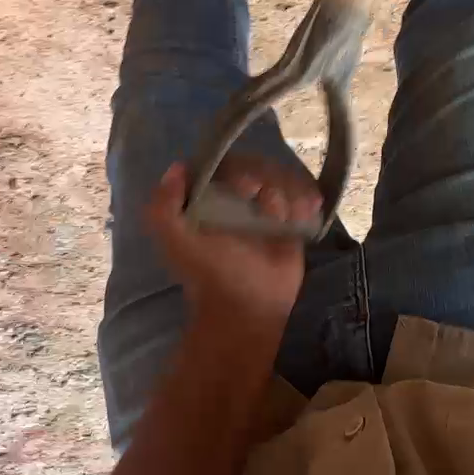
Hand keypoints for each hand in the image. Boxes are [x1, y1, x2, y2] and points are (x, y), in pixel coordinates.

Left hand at [146, 158, 311, 336]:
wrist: (247, 309)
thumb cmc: (211, 275)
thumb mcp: (176, 243)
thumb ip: (164, 207)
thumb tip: (177, 166)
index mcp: (211, 200)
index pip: (227, 165)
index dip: (238, 167)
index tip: (244, 186)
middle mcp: (239, 200)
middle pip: (261, 167)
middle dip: (267, 178)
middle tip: (266, 203)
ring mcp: (268, 211)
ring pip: (284, 180)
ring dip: (289, 190)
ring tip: (285, 217)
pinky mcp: (292, 223)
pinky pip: (304, 197)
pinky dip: (309, 197)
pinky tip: (309, 209)